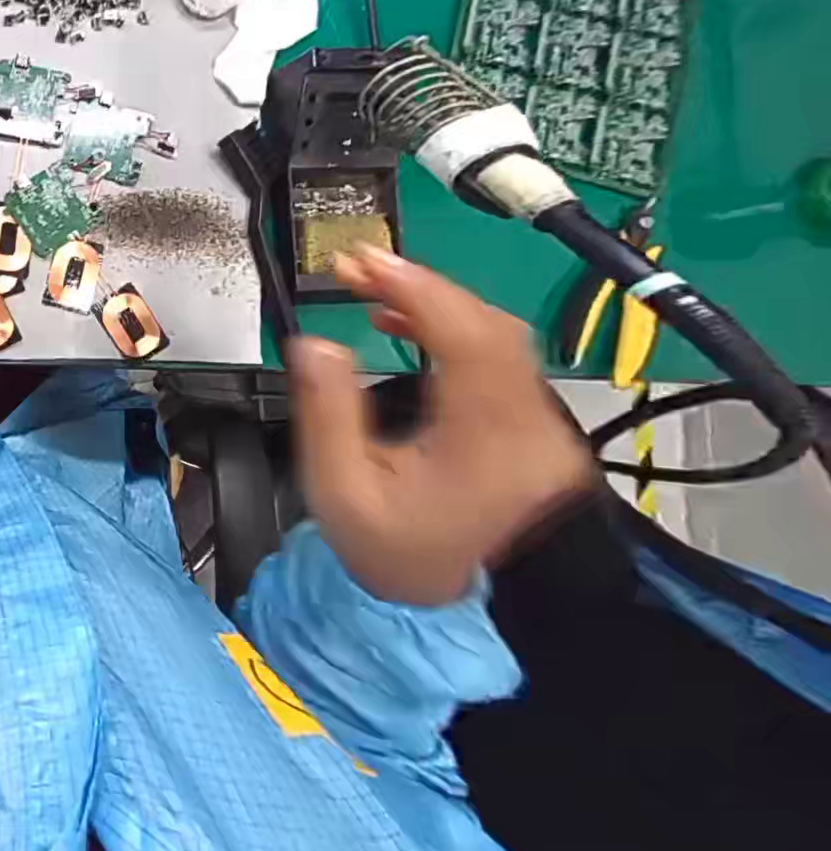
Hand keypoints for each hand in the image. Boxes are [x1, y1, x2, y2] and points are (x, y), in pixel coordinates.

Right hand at [289, 244, 594, 605]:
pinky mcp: (526, 426)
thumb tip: (312, 343)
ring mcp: (539, 430)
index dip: (422, 293)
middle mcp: (533, 434)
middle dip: (423, 286)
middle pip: (494, 332)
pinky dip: (449, 326)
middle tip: (356, 264)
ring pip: (500, 338)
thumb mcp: (335, 482)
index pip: (472, 345)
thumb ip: (325, 410)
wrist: (420, 588)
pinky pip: (496, 357)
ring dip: (435, 300)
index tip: (367, 263)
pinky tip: (403, 316)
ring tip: (369, 281)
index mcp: (489, 448)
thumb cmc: (375, 541)